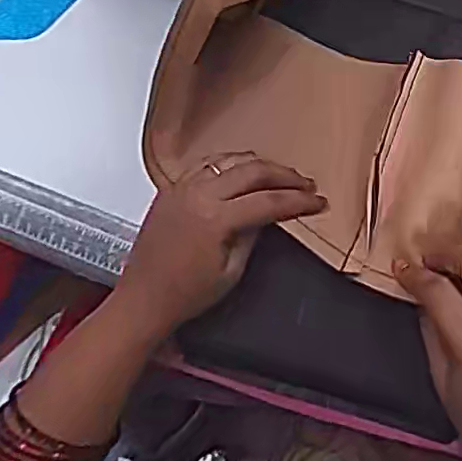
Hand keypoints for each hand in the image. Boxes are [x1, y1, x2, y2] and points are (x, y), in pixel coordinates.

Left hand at [115, 152, 325, 333]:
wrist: (143, 300)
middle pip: (253, 171)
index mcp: (215, 218)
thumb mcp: (231, 272)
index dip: (299, 201)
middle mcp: (198, 195)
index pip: (269, 201)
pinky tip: (242, 169)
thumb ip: (253, 236)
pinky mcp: (172, 189)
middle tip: (306, 185)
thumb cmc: (185, 295)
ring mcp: (182, 187)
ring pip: (230, 160)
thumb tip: (270, 214)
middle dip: (285, 176)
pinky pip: (206, 164)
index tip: (318, 202)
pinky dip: (229, 163)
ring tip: (280, 175)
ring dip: (259, 164)